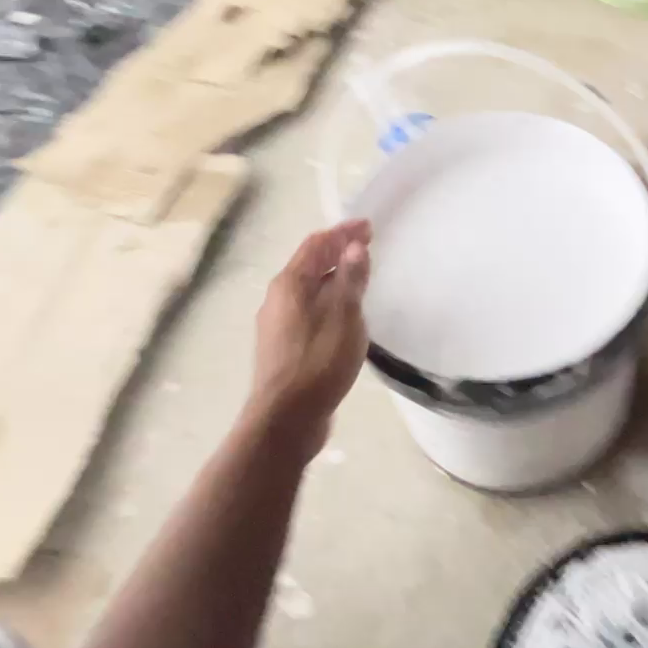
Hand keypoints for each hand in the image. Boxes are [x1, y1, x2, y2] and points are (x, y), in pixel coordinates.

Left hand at [247, 219, 371, 458]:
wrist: (286, 420)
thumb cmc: (318, 362)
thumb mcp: (344, 316)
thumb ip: (351, 279)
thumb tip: (355, 247)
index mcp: (289, 284)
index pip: (316, 244)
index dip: (342, 232)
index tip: (369, 227)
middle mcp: (277, 299)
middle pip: (310, 264)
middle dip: (339, 252)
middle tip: (369, 247)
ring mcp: (278, 325)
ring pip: (310, 289)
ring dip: (335, 277)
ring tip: (362, 278)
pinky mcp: (284, 348)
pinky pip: (310, 310)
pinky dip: (329, 300)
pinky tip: (345, 315)